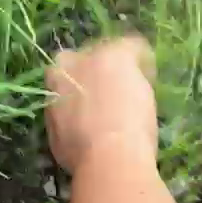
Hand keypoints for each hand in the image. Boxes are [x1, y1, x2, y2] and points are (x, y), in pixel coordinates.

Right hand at [44, 36, 158, 175]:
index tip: (87, 100)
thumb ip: (62, 113)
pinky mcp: (123, 54)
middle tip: (111, 96)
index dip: (78, 85)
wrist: (109, 153)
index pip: (63, 72)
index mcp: (53, 82)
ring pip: (113, 52)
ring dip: (121, 69)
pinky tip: (147, 83)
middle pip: (88, 58)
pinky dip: (143, 62)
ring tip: (131, 93)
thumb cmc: (81, 154)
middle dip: (99, 74)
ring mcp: (98, 55)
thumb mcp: (58, 136)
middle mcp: (72, 61)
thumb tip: (70, 110)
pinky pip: (137, 48)